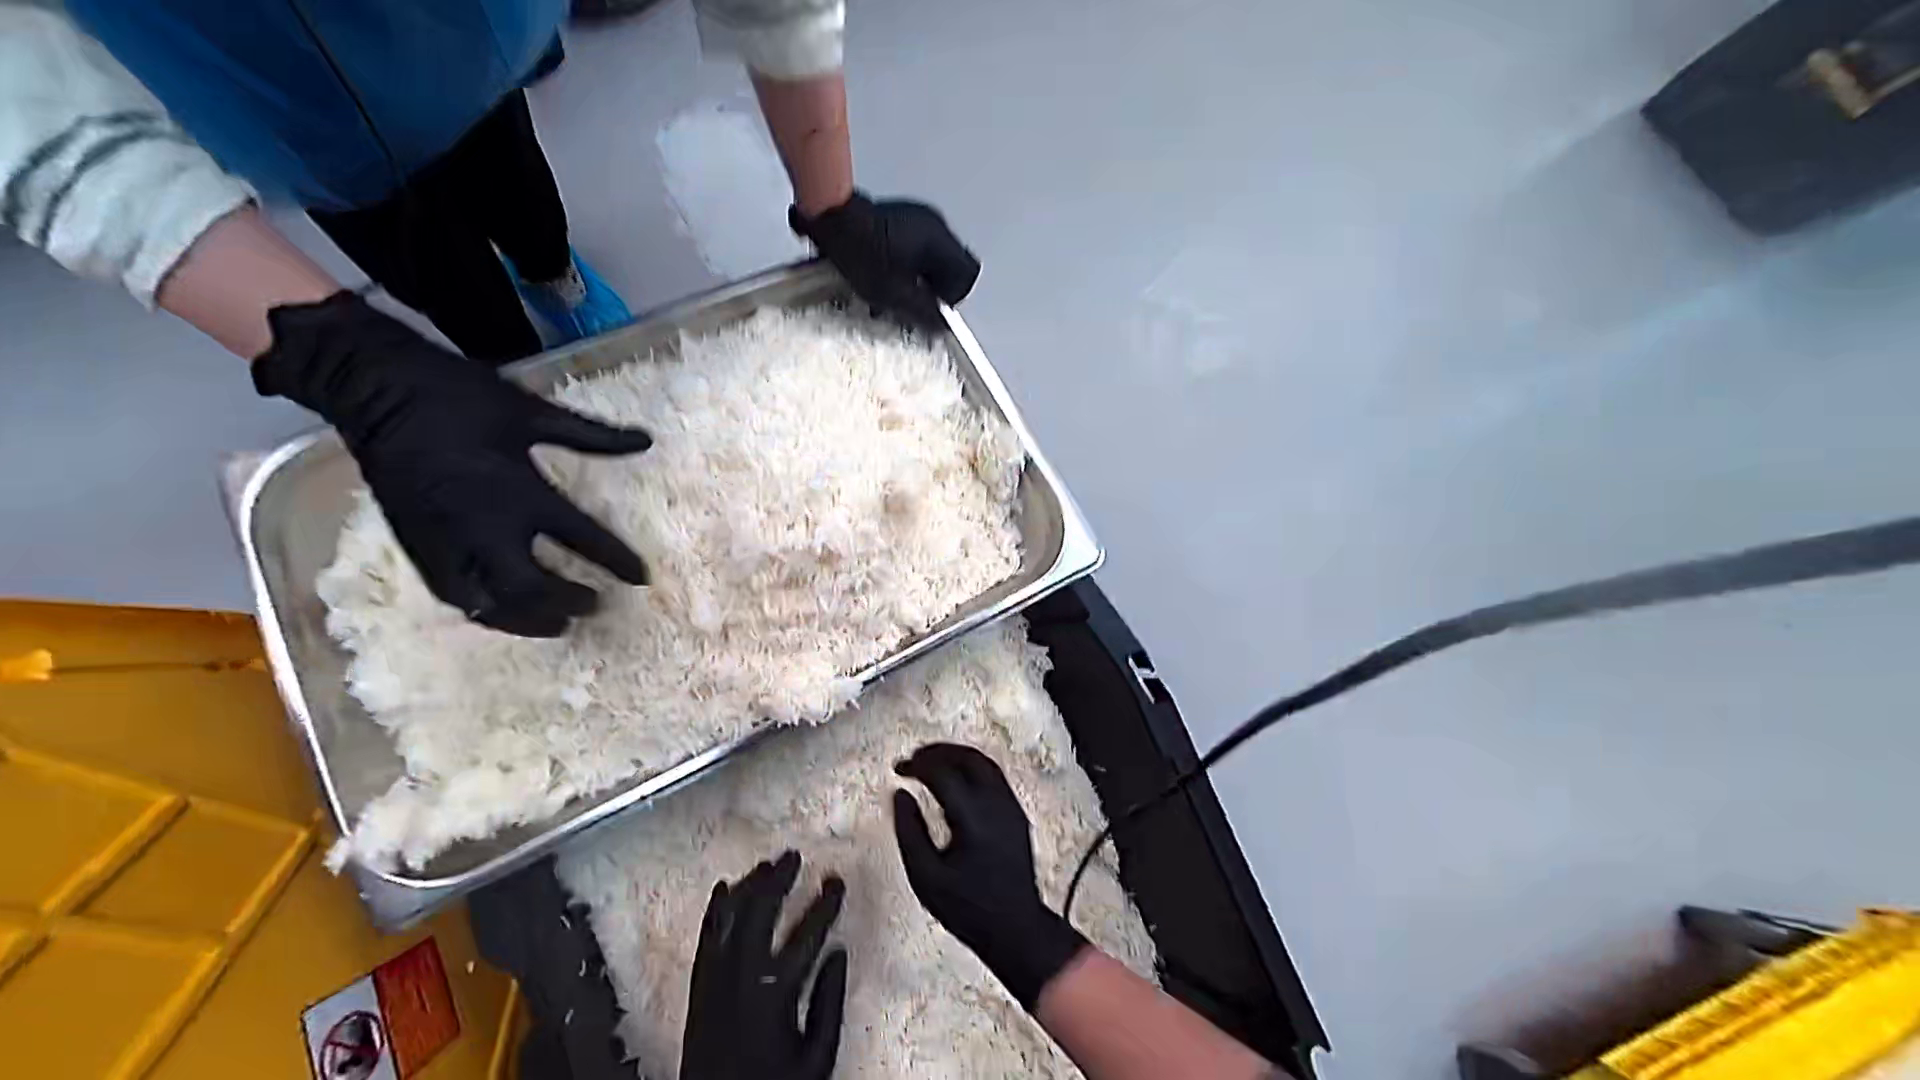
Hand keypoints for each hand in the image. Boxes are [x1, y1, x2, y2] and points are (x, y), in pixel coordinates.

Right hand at [252, 291, 651, 636]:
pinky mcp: (415, 545)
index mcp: (520, 492)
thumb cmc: (462, 397)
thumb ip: (592, 436)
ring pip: (491, 602)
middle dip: (569, 602)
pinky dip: (485, 611)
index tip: (641, 578)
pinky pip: (453, 594)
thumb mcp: (534, 413)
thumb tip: (646, 441)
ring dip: (529, 619)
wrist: (375, 389)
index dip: (616, 562)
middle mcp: (484, 527)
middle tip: (597, 605)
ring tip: (559, 626)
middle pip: (534, 586)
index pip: (582, 539)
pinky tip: (505, 614)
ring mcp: (445, 541)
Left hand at [681, 851, 848, 1079]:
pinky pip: (706, 938)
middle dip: (779, 881)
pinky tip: (723, 889)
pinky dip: (715, 910)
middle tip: (794, 856)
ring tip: (765, 865)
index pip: (806, 936)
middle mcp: (741, 980)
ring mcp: (716, 983)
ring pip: (731, 920)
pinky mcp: (699, 989)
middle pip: (760, 915)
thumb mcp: (817, 1058)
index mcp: (775, 995)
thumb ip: (830, 1002)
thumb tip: (839, 953)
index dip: (824, 905)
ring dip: (749, 887)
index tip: (837, 882)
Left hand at [791, 192, 980, 327]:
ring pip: (928, 259)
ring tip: (887, 290)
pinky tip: (877, 273)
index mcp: (939, 242)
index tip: (930, 308)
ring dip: (913, 279)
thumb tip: (941, 327)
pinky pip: (911, 248)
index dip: (950, 298)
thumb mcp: (894, 294)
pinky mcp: (897, 216)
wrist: (829, 215)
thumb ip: (923, 313)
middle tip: (906, 302)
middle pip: (946, 268)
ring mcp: (915, 217)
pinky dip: (900, 265)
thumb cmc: (859, 250)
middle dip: (929, 290)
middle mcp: (933, 225)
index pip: (966, 276)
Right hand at [891, 743, 1087, 1008]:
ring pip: (983, 762)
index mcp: (973, 818)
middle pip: (967, 757)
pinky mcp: (1017, 812)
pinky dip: (970, 767)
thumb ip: (909, 831)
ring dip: (955, 755)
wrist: (1015, 928)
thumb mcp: (925, 877)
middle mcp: (996, 804)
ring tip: (930, 762)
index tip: (899, 769)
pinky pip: (993, 775)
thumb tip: (899, 794)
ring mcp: (1011, 806)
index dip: (917, 765)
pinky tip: (954, 778)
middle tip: (913, 758)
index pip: (943, 773)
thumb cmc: (968, 908)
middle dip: (936, 751)